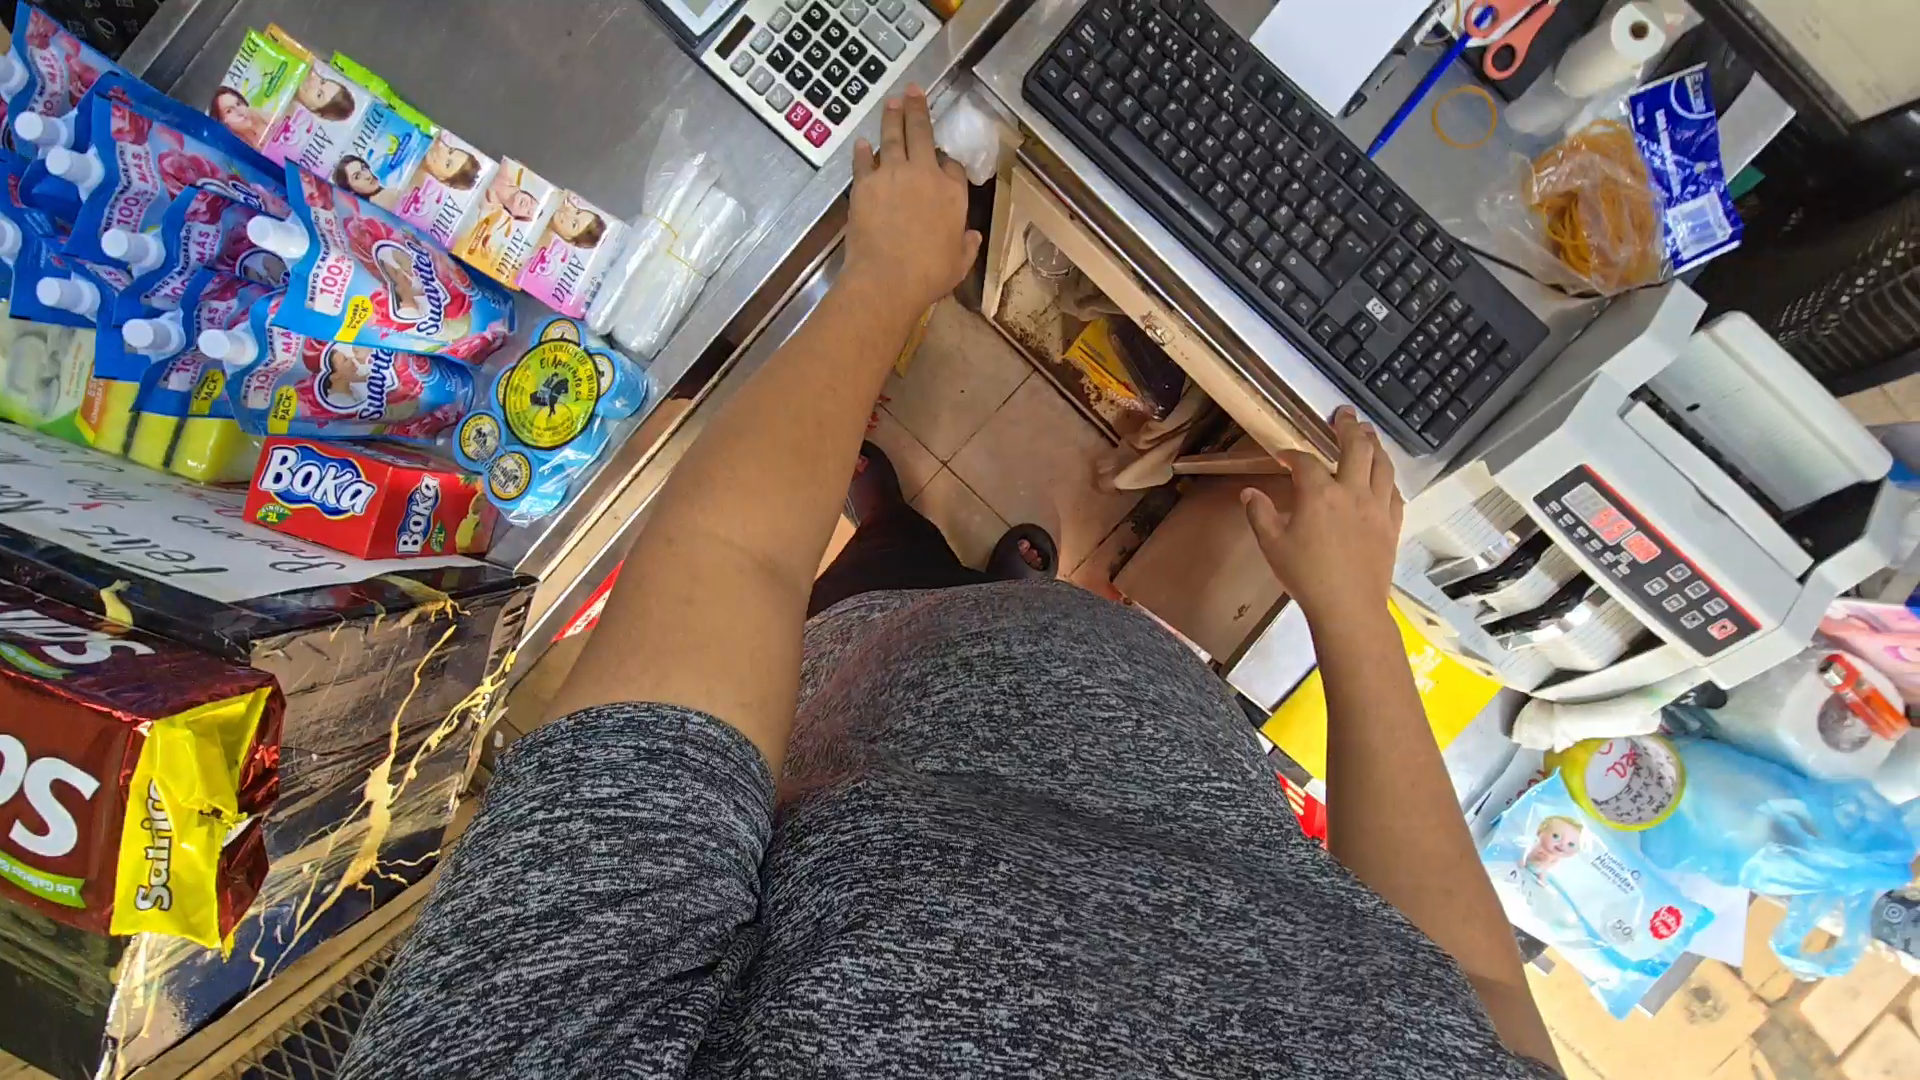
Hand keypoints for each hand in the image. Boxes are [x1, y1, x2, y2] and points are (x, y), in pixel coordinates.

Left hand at [845, 86, 980, 314]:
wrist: (888, 278)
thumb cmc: (929, 275)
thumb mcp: (959, 264)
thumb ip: (966, 246)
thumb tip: (972, 237)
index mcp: (952, 194)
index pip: (952, 166)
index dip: (947, 162)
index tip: (942, 160)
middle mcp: (924, 175)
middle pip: (922, 134)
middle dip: (918, 110)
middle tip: (914, 91)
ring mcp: (892, 175)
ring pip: (892, 137)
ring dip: (892, 117)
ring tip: (892, 102)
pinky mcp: (865, 184)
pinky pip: (863, 161)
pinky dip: (863, 151)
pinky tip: (862, 143)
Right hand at [1242, 407, 1403, 620]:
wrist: (1348, 606)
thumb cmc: (1305, 576)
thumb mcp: (1271, 545)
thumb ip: (1260, 514)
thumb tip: (1250, 493)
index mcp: (1319, 495)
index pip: (1305, 462)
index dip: (1293, 454)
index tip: (1284, 455)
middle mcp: (1352, 492)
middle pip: (1356, 448)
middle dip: (1348, 427)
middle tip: (1344, 414)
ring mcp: (1377, 507)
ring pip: (1382, 464)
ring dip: (1375, 444)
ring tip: (1368, 433)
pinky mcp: (1391, 524)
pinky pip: (1394, 491)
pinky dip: (1387, 476)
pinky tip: (1383, 476)